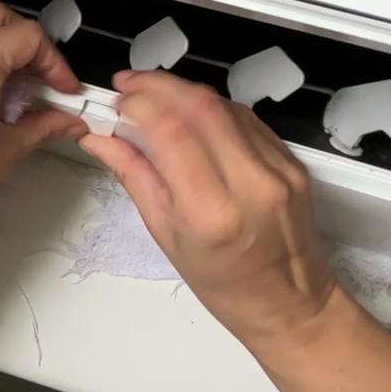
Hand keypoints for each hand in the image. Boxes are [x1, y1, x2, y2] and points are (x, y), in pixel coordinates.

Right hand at [80, 70, 340, 354]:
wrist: (293, 306)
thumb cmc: (220, 282)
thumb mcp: (165, 233)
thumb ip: (133, 174)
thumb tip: (97, 135)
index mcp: (210, 210)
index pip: (171, 130)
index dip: (139, 104)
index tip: (116, 101)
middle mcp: (250, 182)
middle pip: (199, 105)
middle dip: (157, 84)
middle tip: (127, 84)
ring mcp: (278, 169)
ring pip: (223, 104)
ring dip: (183, 90)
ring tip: (152, 93)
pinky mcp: (293, 162)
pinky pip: (246, 118)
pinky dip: (212, 106)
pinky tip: (191, 111)